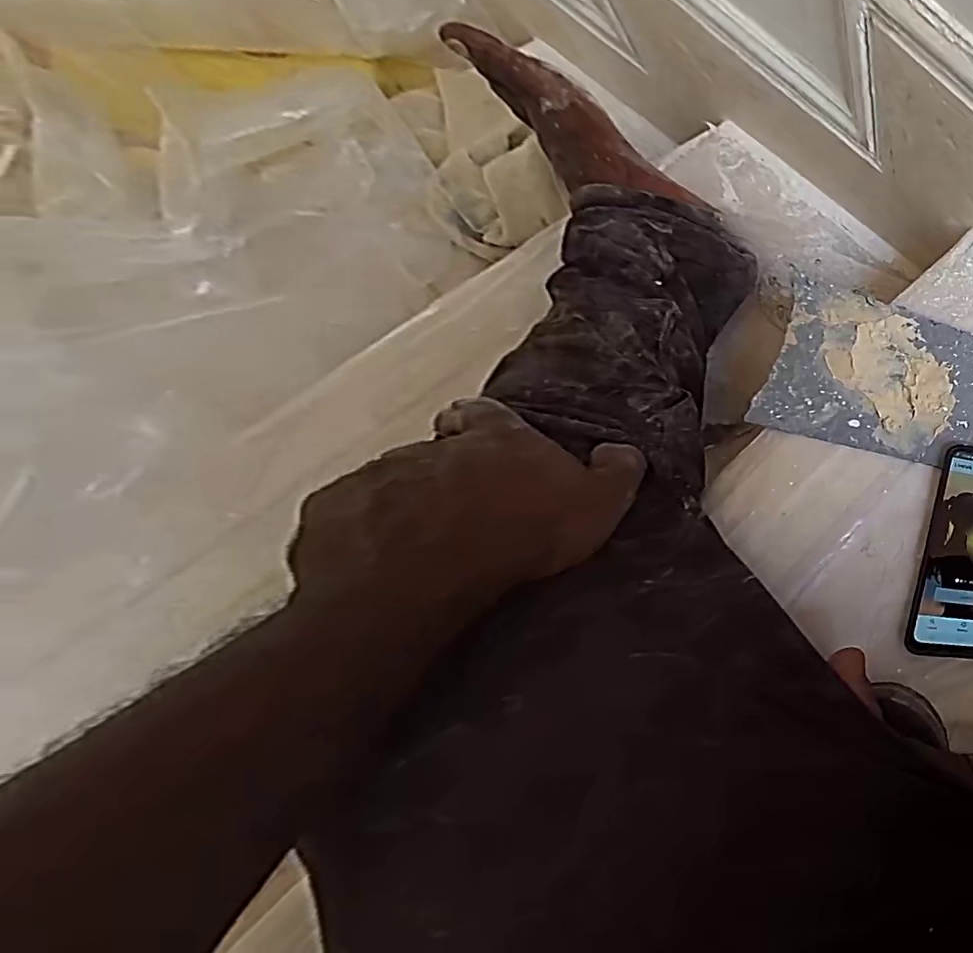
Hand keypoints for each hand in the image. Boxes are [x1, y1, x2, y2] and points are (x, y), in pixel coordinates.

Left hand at [288, 398, 645, 627]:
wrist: (426, 578)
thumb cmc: (524, 532)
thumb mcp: (597, 504)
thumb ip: (617, 472)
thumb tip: (623, 449)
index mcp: (495, 438)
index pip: (484, 411)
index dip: (484, 423)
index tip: (483, 438)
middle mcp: (433, 446)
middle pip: (436, 449)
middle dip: (446, 469)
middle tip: (463, 506)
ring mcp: (376, 476)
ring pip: (391, 481)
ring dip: (405, 500)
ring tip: (421, 540)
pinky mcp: (331, 512)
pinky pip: (348, 515)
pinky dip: (363, 529)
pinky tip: (377, 557)